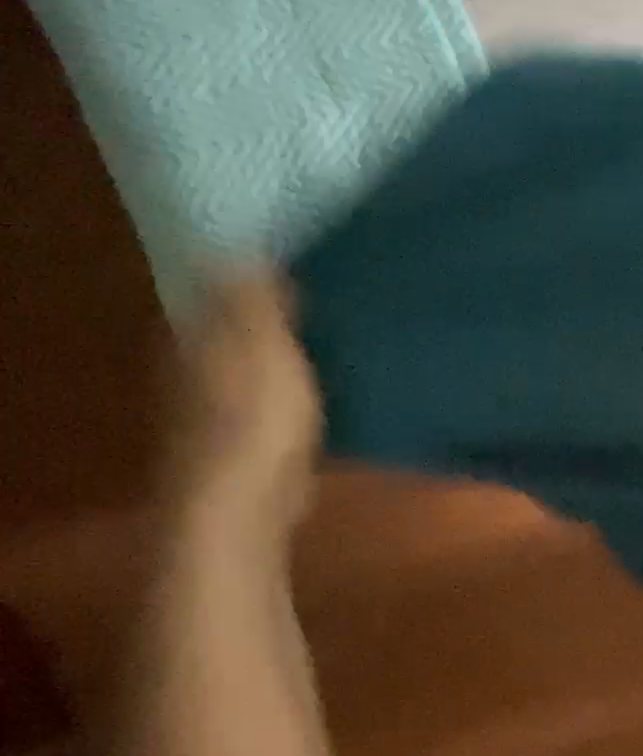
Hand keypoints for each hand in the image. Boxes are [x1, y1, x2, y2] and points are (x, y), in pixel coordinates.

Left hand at [164, 273, 320, 550]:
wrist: (244, 507)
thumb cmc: (255, 423)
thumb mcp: (263, 351)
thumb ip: (256, 304)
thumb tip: (245, 248)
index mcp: (193, 342)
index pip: (213, 293)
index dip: (248, 274)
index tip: (295, 256)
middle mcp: (194, 370)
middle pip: (231, 327)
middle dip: (270, 310)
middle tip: (324, 289)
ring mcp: (217, 409)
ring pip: (252, 363)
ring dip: (284, 349)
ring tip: (335, 330)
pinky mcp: (248, 440)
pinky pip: (273, 396)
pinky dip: (295, 384)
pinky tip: (328, 382)